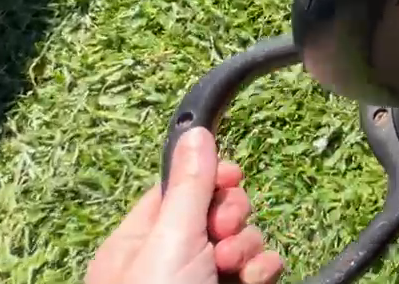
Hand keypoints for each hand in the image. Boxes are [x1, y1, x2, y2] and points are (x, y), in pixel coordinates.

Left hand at [86, 127, 284, 283]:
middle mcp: (169, 260)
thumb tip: (194, 131)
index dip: (210, 178)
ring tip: (235, 270)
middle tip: (226, 233)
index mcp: (136, 244)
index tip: (231, 177)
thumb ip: (189, 186)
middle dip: (233, 217)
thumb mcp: (170, 242)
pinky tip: (253, 281)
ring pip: (243, 237)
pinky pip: (259, 266)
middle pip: (217, 209)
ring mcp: (202, 281)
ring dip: (248, 247)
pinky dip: (262, 269)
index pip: (180, 187)